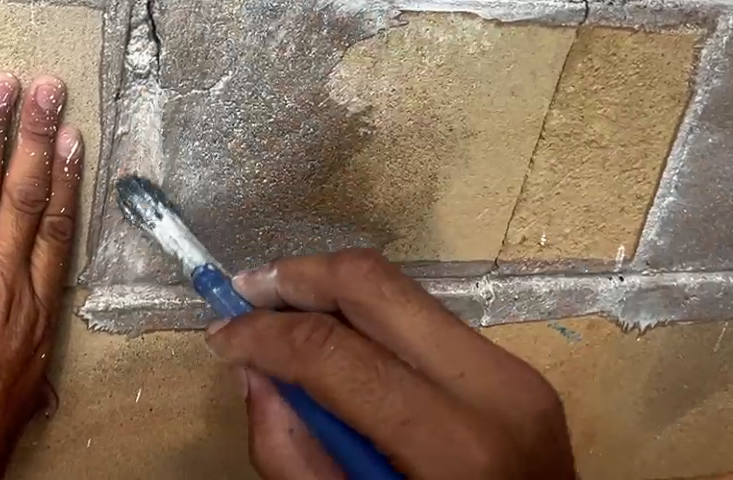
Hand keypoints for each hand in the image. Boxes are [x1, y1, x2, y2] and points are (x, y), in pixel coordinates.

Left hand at [0, 74, 84, 479]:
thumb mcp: (19, 404)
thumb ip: (31, 369)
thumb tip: (42, 370)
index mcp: (34, 314)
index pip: (56, 228)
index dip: (66, 176)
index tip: (71, 135)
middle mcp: (3, 287)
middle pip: (27, 197)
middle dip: (37, 135)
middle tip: (46, 87)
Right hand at [208, 249, 575, 479]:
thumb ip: (292, 456)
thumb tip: (252, 372)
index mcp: (456, 445)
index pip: (332, 351)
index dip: (262, 334)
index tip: (219, 336)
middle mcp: (492, 386)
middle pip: (368, 281)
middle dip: (293, 276)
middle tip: (243, 292)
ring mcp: (510, 369)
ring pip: (393, 286)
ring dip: (325, 287)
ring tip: (277, 308)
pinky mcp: (513, 366)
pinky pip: (417, 314)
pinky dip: (363, 313)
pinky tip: (331, 333)